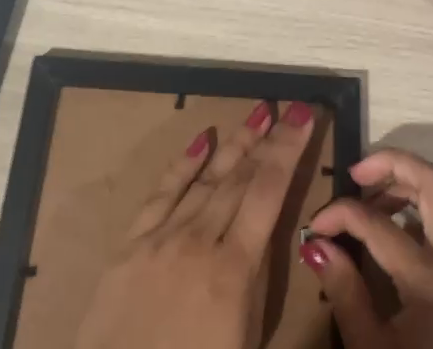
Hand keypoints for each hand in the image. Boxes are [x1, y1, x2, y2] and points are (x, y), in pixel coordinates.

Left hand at [75, 101, 318, 348]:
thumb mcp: (245, 336)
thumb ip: (257, 280)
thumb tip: (267, 234)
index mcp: (233, 269)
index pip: (268, 193)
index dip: (289, 150)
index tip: (304, 115)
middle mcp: (198, 242)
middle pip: (240, 179)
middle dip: (268, 139)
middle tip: (287, 106)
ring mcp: (160, 239)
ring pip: (205, 179)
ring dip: (235, 144)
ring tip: (258, 113)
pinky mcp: (129, 246)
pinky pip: (160, 194)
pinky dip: (183, 164)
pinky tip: (202, 139)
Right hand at [299, 149, 432, 348]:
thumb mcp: (371, 347)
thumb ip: (344, 291)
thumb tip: (315, 245)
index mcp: (432, 279)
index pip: (377, 225)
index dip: (339, 215)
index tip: (314, 224)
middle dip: (395, 164)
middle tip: (357, 172)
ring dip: (411, 182)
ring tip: (371, 195)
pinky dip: (423, 205)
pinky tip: (395, 221)